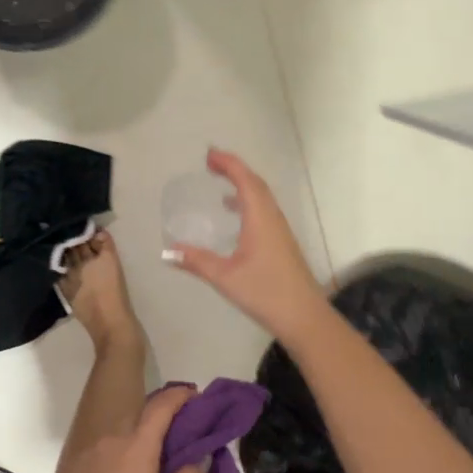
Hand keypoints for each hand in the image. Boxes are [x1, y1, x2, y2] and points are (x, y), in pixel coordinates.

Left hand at [43, 386, 206, 472]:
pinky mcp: (78, 468)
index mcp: (136, 445)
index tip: (195, 394)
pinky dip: (123, 453)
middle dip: (162, 417)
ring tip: (156, 462)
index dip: (179, 395)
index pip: (161, 405)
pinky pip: (107, 449)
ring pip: (122, 433)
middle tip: (181, 434)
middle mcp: (112, 439)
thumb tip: (198, 458)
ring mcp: (91, 452)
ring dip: (141, 437)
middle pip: (140, 416)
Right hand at [169, 148, 328, 338]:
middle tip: (211, 163)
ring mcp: (280, 231)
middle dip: (234, 169)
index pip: (245, 180)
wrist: (305, 318)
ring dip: (243, 184)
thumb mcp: (225, 277)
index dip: (228, 163)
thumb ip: (196, 261)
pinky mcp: (282, 243)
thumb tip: (167, 251)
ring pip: (262, 197)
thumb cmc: (266, 293)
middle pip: (255, 183)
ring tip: (221, 183)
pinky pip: (264, 210)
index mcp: (260, 218)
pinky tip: (236, 216)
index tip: (209, 154)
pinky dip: (249, 202)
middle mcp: (273, 218)